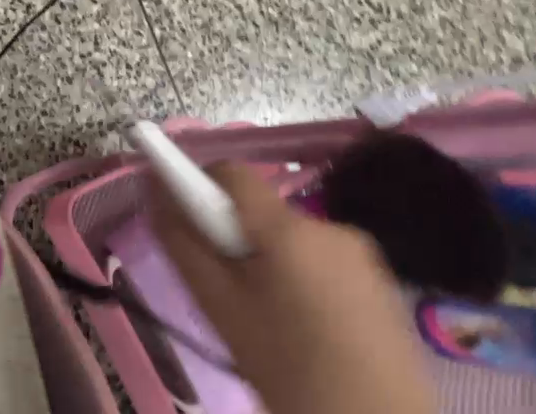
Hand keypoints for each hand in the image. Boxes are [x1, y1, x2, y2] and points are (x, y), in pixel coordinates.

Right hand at [151, 163, 435, 413]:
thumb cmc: (284, 363)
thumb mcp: (215, 301)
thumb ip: (179, 238)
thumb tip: (153, 188)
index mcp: (286, 228)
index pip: (230, 173)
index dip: (197, 185)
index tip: (184, 222)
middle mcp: (329, 227)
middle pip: (258, 209)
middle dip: (233, 233)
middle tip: (223, 282)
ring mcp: (363, 255)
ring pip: (287, 235)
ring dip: (266, 256)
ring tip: (265, 310)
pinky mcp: (382, 281)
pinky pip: (318, 257)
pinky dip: (298, 274)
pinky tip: (302, 322)